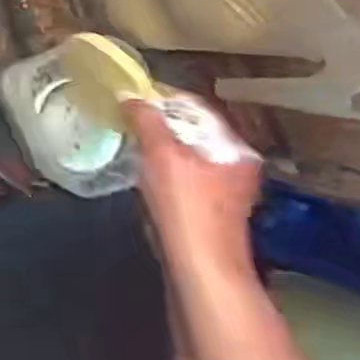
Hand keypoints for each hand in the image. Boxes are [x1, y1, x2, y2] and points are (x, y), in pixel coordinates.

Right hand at [125, 96, 262, 279]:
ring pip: (185, 151)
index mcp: (234, 149)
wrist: (199, 264)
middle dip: (156, 120)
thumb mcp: (161, 154)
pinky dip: (160, 164)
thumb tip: (130, 95)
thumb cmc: (185, 205)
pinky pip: (181, 171)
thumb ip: (146, 120)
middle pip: (191, 129)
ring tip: (127, 137)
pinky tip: (140, 168)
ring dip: (156, 142)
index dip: (161, 97)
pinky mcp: (208, 206)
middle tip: (123, 115)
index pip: (196, 107)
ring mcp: (224, 187)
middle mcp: (235, 165)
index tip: (128, 94)